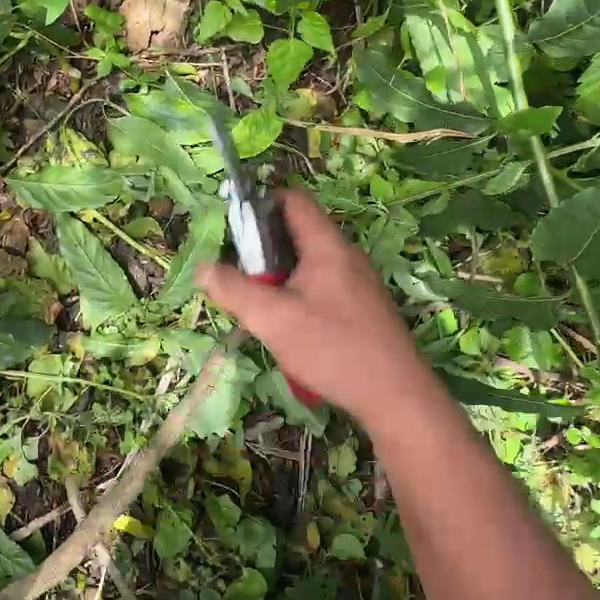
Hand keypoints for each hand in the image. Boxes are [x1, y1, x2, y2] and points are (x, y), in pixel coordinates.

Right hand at [197, 189, 432, 423]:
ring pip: (308, 261)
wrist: (397, 400)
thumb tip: (202, 267)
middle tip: (239, 269)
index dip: (261, 203)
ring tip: (258, 299)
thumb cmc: (333, 349)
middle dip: (264, 245)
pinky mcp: (362, 308)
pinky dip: (298, 292)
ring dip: (279, 273)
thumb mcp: (272, 319)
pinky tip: (287, 324)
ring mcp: (358, 283)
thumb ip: (233, 289)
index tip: (233, 226)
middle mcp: (346, 256)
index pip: (293, 200)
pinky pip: (322, 284)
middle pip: (298, 230)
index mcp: (327, 246)